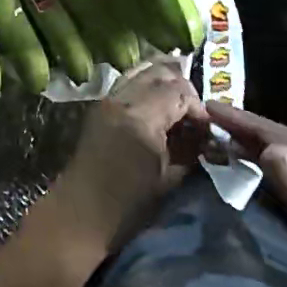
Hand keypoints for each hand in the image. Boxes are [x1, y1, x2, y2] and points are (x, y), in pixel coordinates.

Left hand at [50, 59, 209, 251]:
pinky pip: (128, 81)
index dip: (198, 106)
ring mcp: (108, 99)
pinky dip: (147, 85)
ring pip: (142, 70)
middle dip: (183, 87)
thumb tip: (207, 135)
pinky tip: (157, 104)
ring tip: (178, 104)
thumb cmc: (127, 206)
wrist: (79, 216)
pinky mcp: (100, 105)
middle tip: (194, 113)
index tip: (206, 127)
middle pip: (161, 73)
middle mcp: (122, 100)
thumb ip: (190, 149)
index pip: (179, 91)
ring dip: (164, 81)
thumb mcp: (168, 179)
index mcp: (141, 118)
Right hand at [207, 101, 286, 286]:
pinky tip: (267, 169)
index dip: (240, 120)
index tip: (207, 106)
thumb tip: (267, 145)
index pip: (275, 134)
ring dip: (258, 143)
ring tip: (226, 140)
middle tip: (207, 121)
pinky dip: (276, 160)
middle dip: (244, 127)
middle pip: (281, 136)